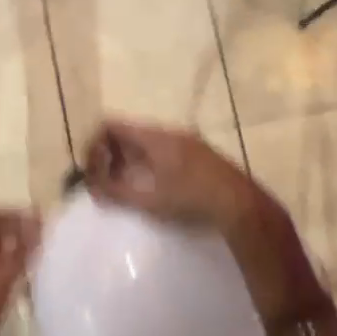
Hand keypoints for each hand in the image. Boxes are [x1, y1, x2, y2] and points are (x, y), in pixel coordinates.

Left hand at [0, 207, 40, 335]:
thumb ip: (20, 252)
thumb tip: (39, 219)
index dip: (18, 214)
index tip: (45, 223)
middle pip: (2, 234)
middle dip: (25, 232)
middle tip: (53, 241)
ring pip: (7, 256)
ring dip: (26, 255)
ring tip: (52, 261)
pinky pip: (9, 278)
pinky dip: (23, 276)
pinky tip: (39, 286)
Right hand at [84, 119, 330, 323]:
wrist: (245, 211)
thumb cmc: (192, 202)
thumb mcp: (148, 200)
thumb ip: (115, 192)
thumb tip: (91, 187)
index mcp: (156, 137)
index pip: (112, 125)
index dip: (94, 145)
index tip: (92, 172)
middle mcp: (172, 133)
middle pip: (129, 134)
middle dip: (111, 157)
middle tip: (105, 185)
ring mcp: (190, 144)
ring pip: (148, 146)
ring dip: (131, 164)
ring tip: (128, 192)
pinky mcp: (203, 159)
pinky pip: (165, 155)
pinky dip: (150, 169)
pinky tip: (155, 194)